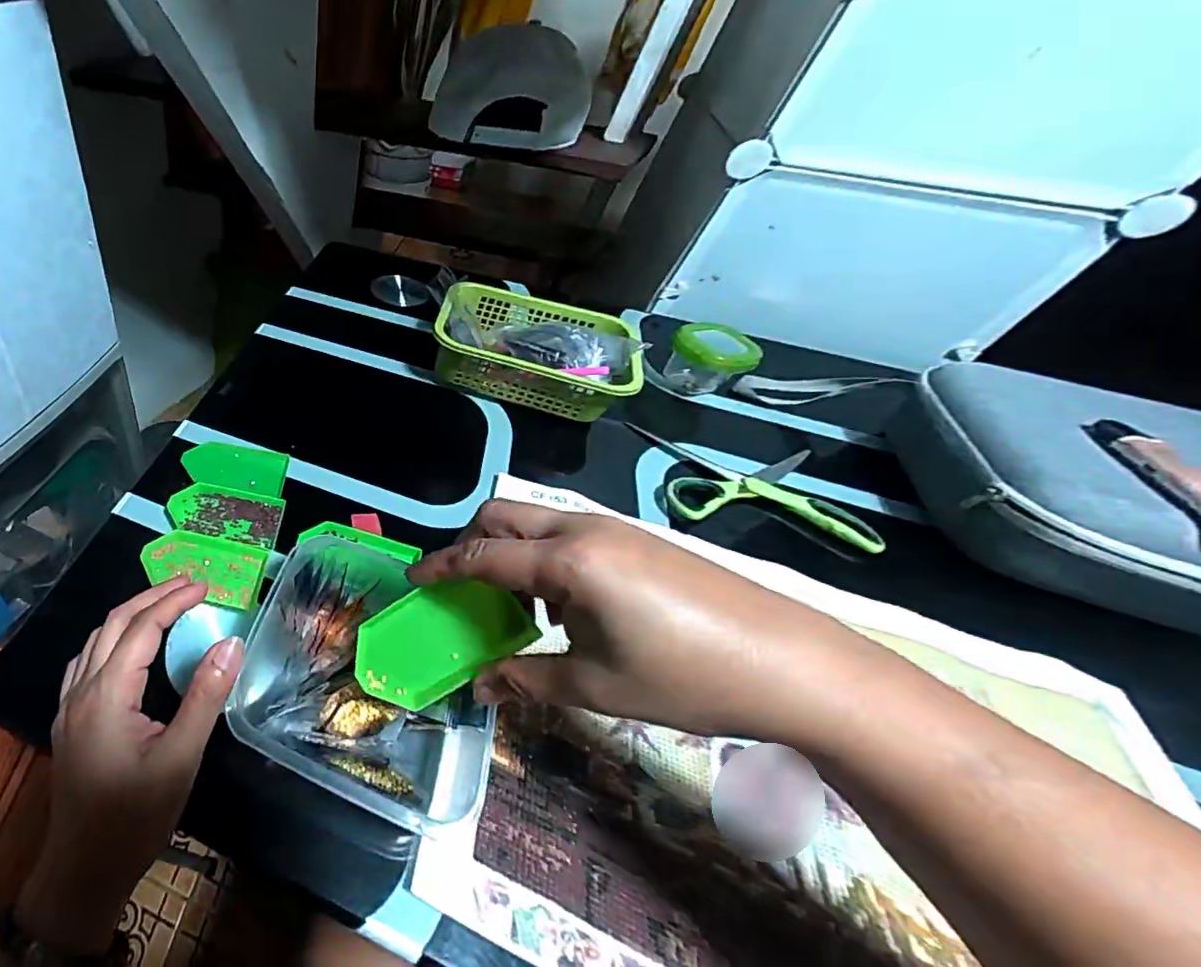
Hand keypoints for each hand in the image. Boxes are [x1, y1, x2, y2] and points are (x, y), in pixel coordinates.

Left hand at [16, 577, 241, 953]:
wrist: (81, 872)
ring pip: (97, 639)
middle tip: (191, 583)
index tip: (207, 585)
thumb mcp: (180, 758)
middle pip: (114, 624)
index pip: (142, 628)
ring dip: (131, 614)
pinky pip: (87, 660)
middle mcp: (80, 691)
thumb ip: (205, 696)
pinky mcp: (69, 721)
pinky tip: (128, 647)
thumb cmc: (134, 817)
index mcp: (106, 694)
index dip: (175, 600)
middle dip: (152, 596)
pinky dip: (113, 637)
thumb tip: (230, 643)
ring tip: (167, 604)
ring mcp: (69, 706)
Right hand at [405, 500, 881, 743]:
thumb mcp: (596, 686)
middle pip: (503, 515)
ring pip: (537, 521)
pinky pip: (570, 533)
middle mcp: (582, 528)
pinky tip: (571, 607)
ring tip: (525, 612)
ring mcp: (614, 528)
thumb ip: (527, 677)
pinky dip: (547, 558)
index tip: (412, 578)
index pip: (482, 555)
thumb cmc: (683, 677)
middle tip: (465, 592)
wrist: (787, 660)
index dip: (441, 567)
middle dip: (471, 545)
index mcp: (566, 561)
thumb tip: (481, 684)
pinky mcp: (637, 538)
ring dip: (513, 552)